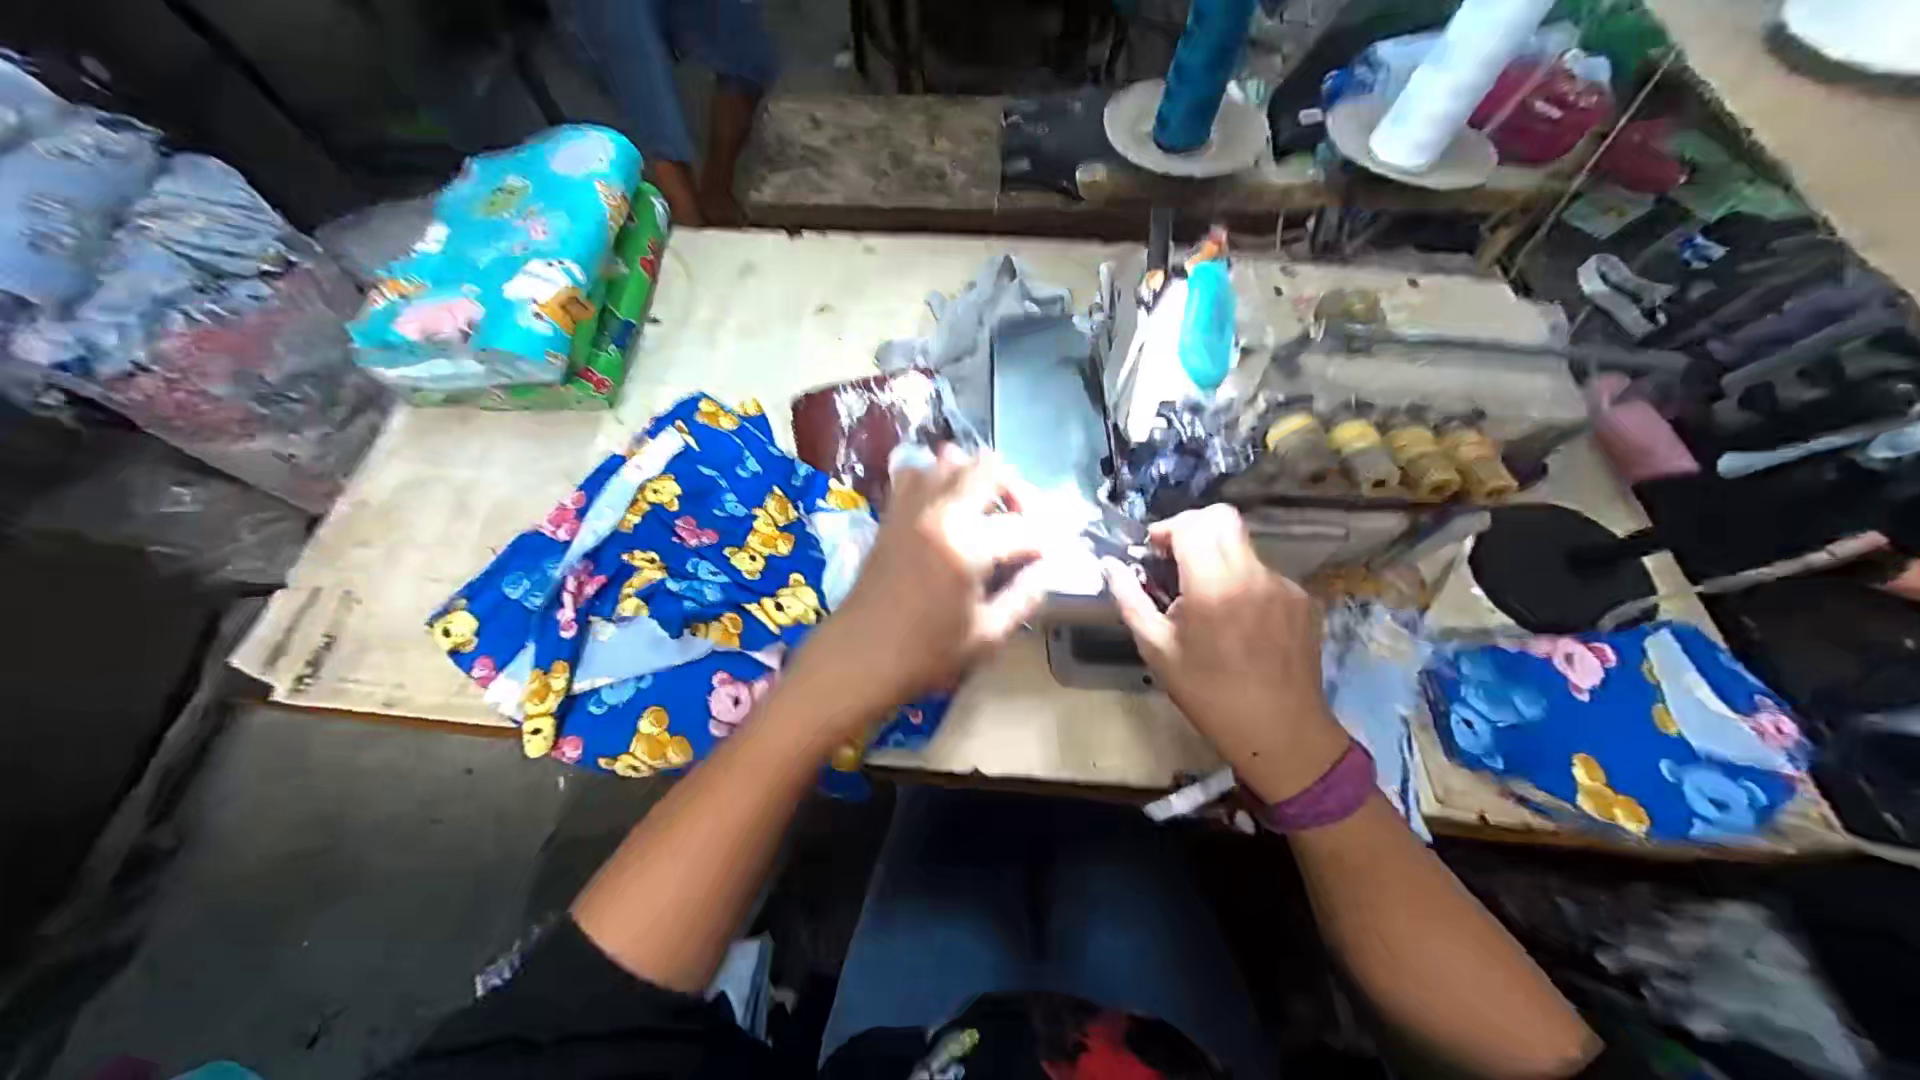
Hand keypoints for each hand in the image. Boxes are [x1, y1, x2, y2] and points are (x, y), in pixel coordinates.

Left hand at [791, 447, 1048, 728]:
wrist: (859, 656)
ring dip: (976, 478)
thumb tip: (1043, 569)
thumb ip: (1024, 597)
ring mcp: (910, 507)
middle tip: (1022, 524)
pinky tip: (946, 506)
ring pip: (951, 460)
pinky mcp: (891, 512)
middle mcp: (939, 512)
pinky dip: (936, 478)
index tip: (1044, 560)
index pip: (1022, 527)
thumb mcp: (988, 636)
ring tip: (985, 512)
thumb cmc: (926, 654)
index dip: (1042, 543)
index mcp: (966, 546)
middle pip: (989, 468)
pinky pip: (915, 472)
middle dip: (1016, 491)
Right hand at [1104, 505, 1348, 802]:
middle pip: (1223, 519)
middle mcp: (1254, 575)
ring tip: (1207, 601)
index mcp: (1215, 586)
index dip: (1169, 528)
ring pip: (1244, 547)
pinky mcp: (1303, 599)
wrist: (1280, 731)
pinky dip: (1243, 582)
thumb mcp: (1156, 649)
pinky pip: (1264, 574)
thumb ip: (1130, 599)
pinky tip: (1237, 620)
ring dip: (1218, 558)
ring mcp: (1284, 585)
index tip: (1155, 550)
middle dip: (1192, 529)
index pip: (1194, 524)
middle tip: (1175, 559)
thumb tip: (1109, 565)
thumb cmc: (1208, 693)